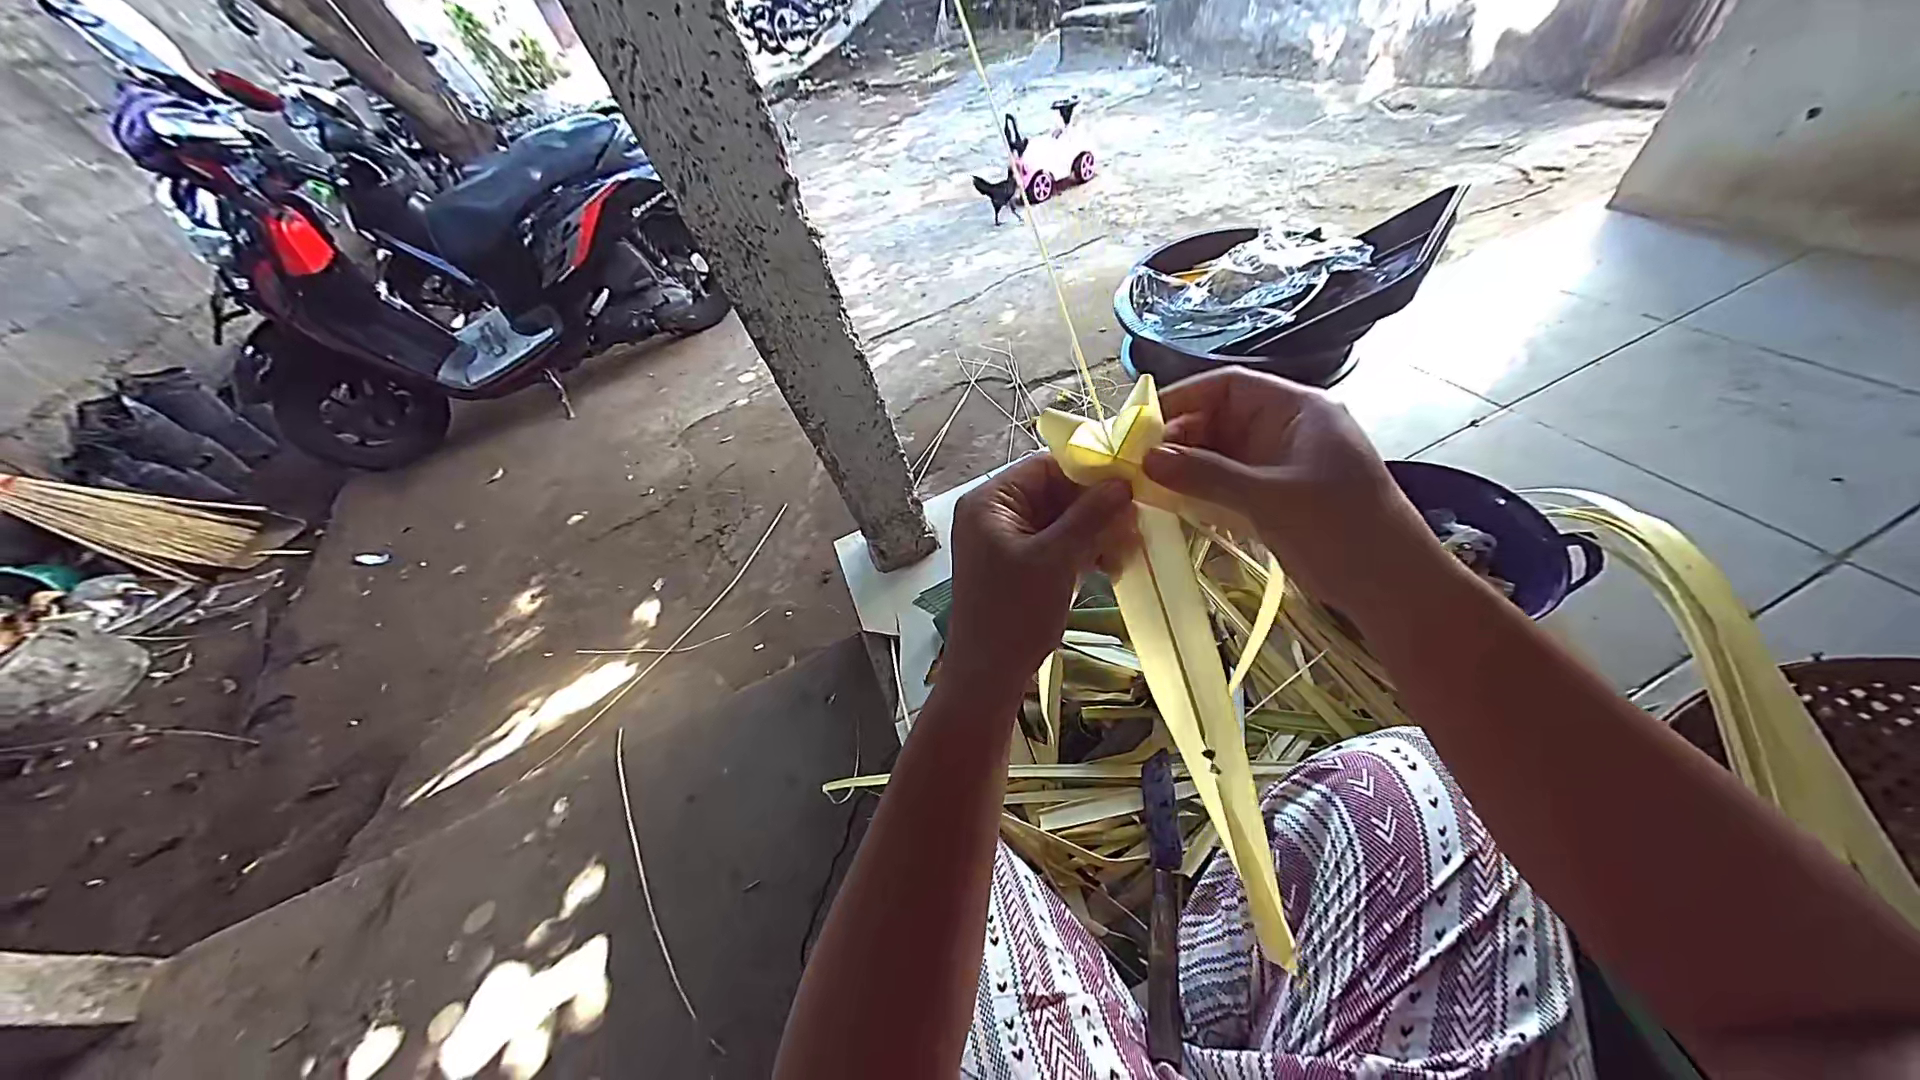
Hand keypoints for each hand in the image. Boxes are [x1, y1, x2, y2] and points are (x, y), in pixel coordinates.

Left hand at [944, 456, 1131, 691]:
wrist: (987, 677)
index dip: (1087, 473)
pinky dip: (1082, 552)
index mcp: (989, 502)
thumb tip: (1123, 482)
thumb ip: (1089, 516)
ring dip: (1094, 532)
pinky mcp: (1019, 567)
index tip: (1130, 483)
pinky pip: (1055, 546)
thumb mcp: (1056, 560)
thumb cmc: (1013, 614)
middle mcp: (993, 515)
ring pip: (1059, 522)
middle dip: (1095, 508)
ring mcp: (1005, 542)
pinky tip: (1112, 564)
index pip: (1044, 468)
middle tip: (1136, 521)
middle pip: (1053, 494)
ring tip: (1127, 548)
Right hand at [1141, 368, 1451, 619]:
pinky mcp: (1271, 497)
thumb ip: (1206, 474)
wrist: (1390, 586)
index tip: (1142, 424)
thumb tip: (1147, 459)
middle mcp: (1283, 430)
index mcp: (1296, 410)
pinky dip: (1198, 489)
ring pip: (1217, 453)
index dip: (1183, 399)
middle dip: (1178, 438)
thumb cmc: (1341, 528)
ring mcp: (1276, 465)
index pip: (1229, 386)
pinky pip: (1224, 482)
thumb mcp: (1269, 496)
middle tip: (1139, 464)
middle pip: (1218, 419)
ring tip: (1148, 485)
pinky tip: (1172, 502)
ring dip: (1185, 466)